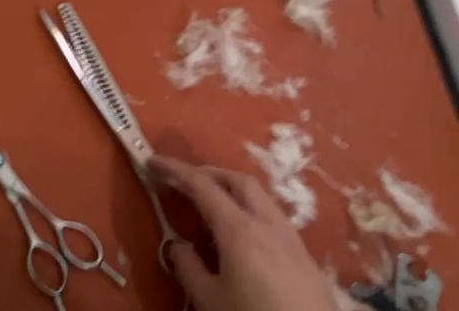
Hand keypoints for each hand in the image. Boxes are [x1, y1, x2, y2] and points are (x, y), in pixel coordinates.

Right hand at [151, 156, 331, 310]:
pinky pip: (275, 219)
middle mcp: (268, 226)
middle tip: (183, 182)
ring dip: (232, 191)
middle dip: (207, 173)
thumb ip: (187, 266)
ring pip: (261, 198)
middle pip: (238, 180)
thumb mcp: (209, 299)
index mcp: (239, 229)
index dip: (174, 169)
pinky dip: (251, 211)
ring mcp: (293, 242)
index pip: (201, 184)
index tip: (151, 161)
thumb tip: (177, 245)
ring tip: (212, 207)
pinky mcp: (308, 261)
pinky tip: (243, 236)